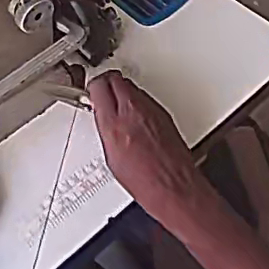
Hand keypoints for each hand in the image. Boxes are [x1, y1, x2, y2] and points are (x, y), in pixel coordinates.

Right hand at [88, 72, 210, 230]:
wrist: (176, 189)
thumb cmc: (147, 182)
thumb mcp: (111, 159)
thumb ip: (106, 130)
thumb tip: (104, 119)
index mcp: (114, 124)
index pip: (99, 86)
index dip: (93, 87)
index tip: (92, 91)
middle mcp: (133, 111)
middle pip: (115, 79)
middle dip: (107, 83)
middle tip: (103, 92)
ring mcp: (150, 110)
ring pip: (131, 86)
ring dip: (123, 92)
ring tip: (120, 107)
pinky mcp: (163, 113)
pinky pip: (145, 97)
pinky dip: (137, 102)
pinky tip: (136, 117)